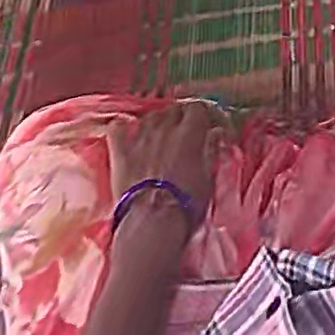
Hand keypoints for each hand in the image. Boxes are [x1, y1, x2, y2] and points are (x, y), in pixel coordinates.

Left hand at [107, 101, 223, 222]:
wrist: (151, 225)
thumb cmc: (185, 206)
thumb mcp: (208, 179)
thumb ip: (211, 151)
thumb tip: (216, 133)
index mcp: (190, 133)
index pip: (198, 108)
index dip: (202, 115)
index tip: (205, 125)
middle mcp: (165, 128)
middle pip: (174, 109)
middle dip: (180, 117)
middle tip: (184, 132)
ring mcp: (140, 138)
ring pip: (150, 116)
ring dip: (157, 122)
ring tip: (159, 135)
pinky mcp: (120, 152)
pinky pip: (118, 128)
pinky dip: (123, 127)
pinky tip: (127, 132)